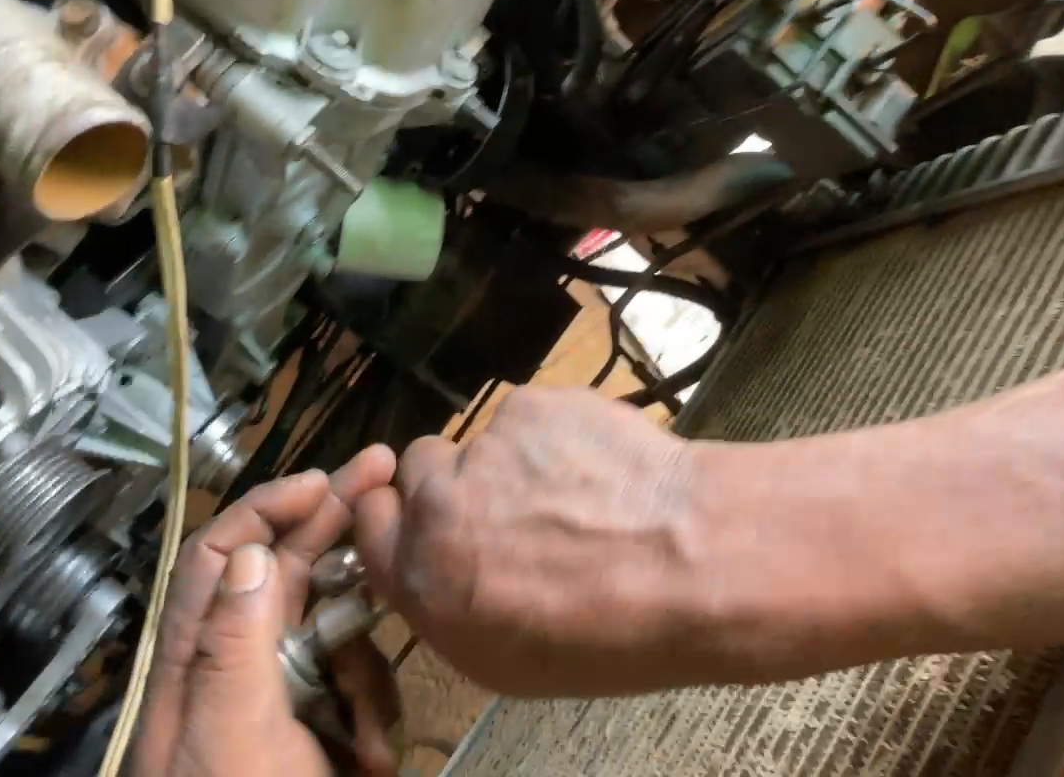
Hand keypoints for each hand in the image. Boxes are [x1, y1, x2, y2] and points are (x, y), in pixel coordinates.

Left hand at [133, 447, 401, 776]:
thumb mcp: (229, 745)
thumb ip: (233, 647)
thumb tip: (256, 554)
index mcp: (197, 662)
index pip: (220, 556)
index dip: (266, 508)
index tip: (323, 483)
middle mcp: (238, 665)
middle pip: (283, 567)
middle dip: (332, 520)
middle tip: (383, 470)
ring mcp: (284, 695)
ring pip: (337, 628)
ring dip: (365, 669)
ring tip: (371, 738)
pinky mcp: (324, 723)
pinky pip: (361, 683)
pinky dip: (376, 713)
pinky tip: (376, 763)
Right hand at [354, 387, 713, 696]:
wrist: (693, 560)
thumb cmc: (612, 632)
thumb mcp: (507, 658)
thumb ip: (445, 599)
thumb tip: (435, 560)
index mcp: (423, 578)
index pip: (369, 519)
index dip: (398, 514)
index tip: (423, 513)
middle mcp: (439, 506)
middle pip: (418, 467)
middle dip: (450, 480)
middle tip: (508, 501)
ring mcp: (485, 447)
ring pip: (481, 439)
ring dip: (511, 458)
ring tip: (575, 490)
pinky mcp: (530, 405)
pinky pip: (528, 417)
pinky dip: (553, 434)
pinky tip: (597, 465)